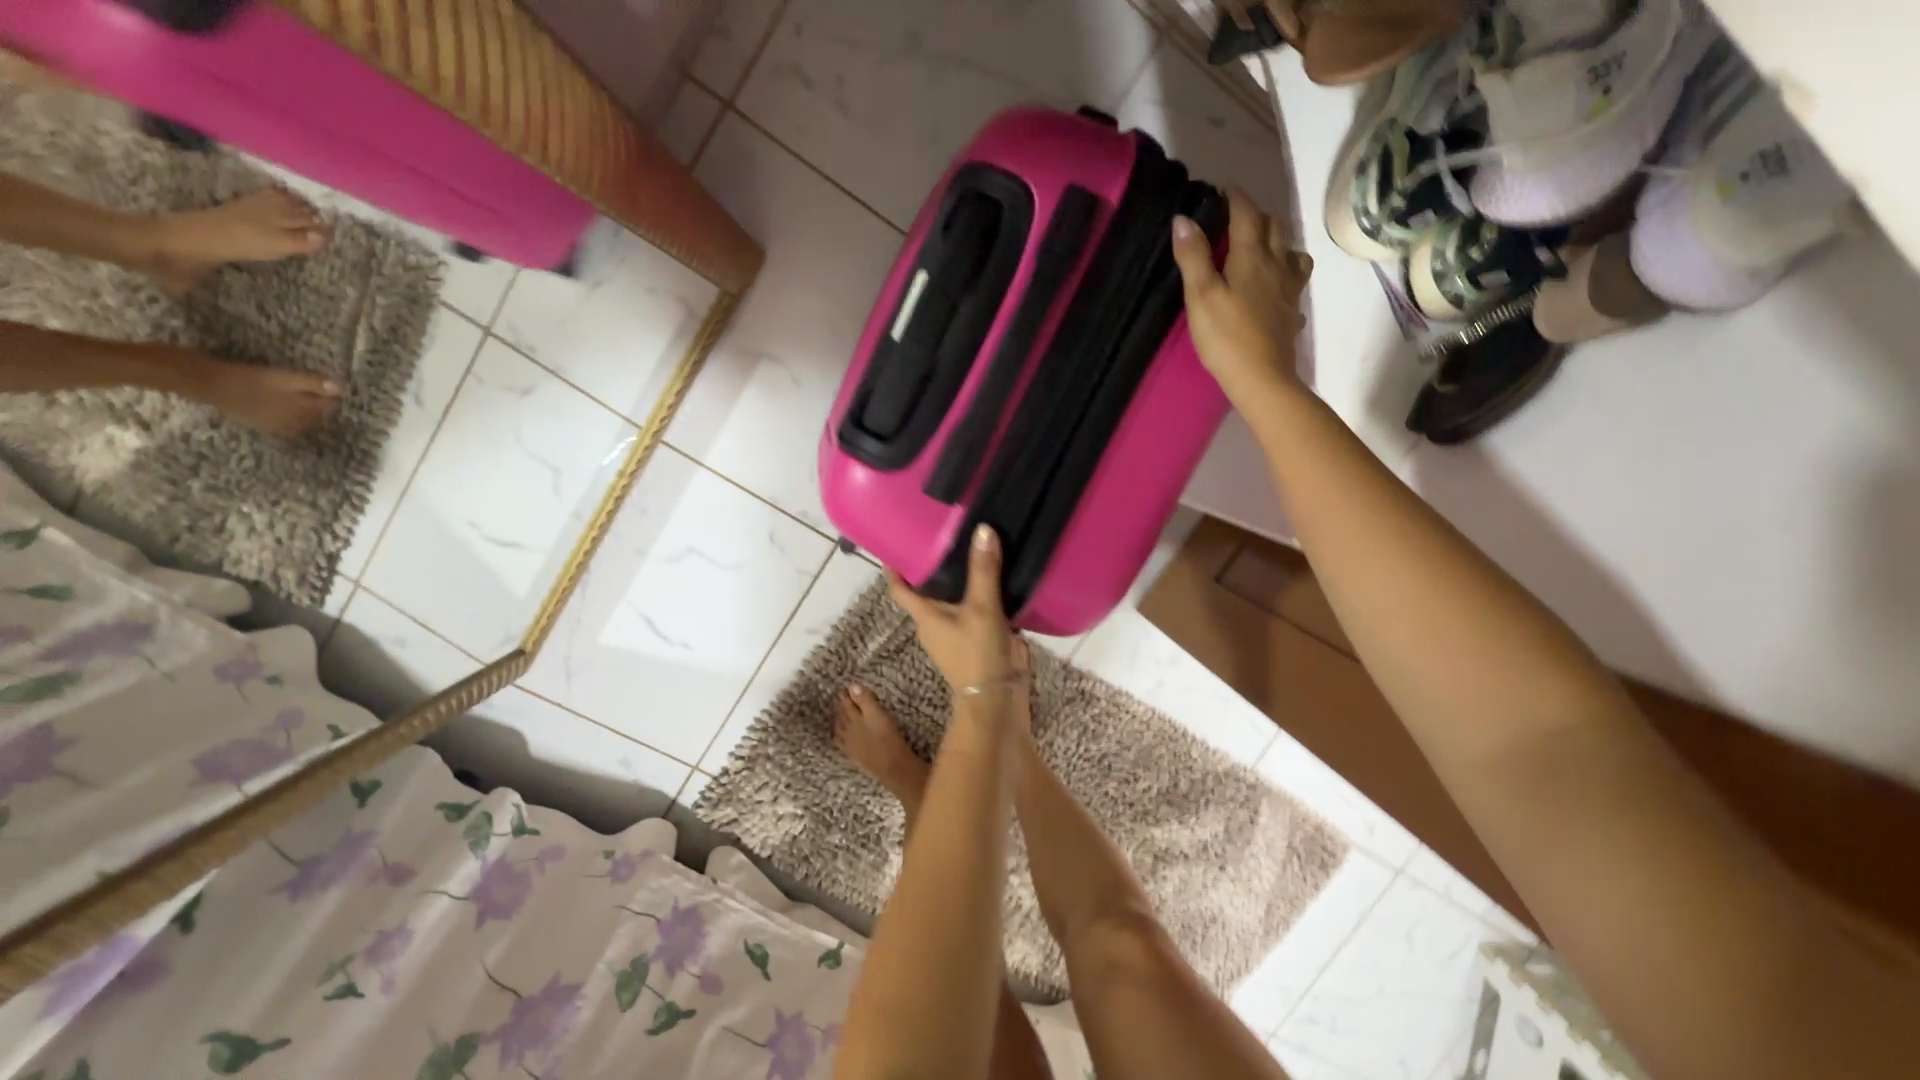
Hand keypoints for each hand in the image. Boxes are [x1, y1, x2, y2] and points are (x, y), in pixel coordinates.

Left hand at [887, 524, 1016, 694]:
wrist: (997, 696)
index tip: (894, 547)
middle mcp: (933, 624)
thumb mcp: (982, 607)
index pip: (899, 589)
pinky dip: (977, 596)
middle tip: (945, 537)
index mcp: (924, 615)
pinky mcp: (975, 639)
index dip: (894, 569)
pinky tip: (993, 580)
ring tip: (971, 552)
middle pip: (926, 592)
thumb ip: (983, 569)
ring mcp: (954, 633)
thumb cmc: (978, 652)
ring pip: (950, 601)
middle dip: (933, 568)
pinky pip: (970, 611)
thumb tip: (982, 529)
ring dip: (958, 582)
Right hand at [1170, 187, 1313, 405]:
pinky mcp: (1291, 312)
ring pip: (1291, 252)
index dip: (1236, 198)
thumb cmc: (1226, 337)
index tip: (1224, 189)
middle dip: (1256, 215)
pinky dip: (1285, 273)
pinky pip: (1294, 282)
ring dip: (1276, 242)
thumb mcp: (1201, 296)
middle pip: (1273, 228)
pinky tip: (1275, 286)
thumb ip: (1193, 256)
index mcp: (1252, 257)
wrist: (1262, 379)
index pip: (1247, 214)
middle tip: (1236, 217)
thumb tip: (1183, 219)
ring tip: (1260, 248)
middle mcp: (1276, 265)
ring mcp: (1289, 290)